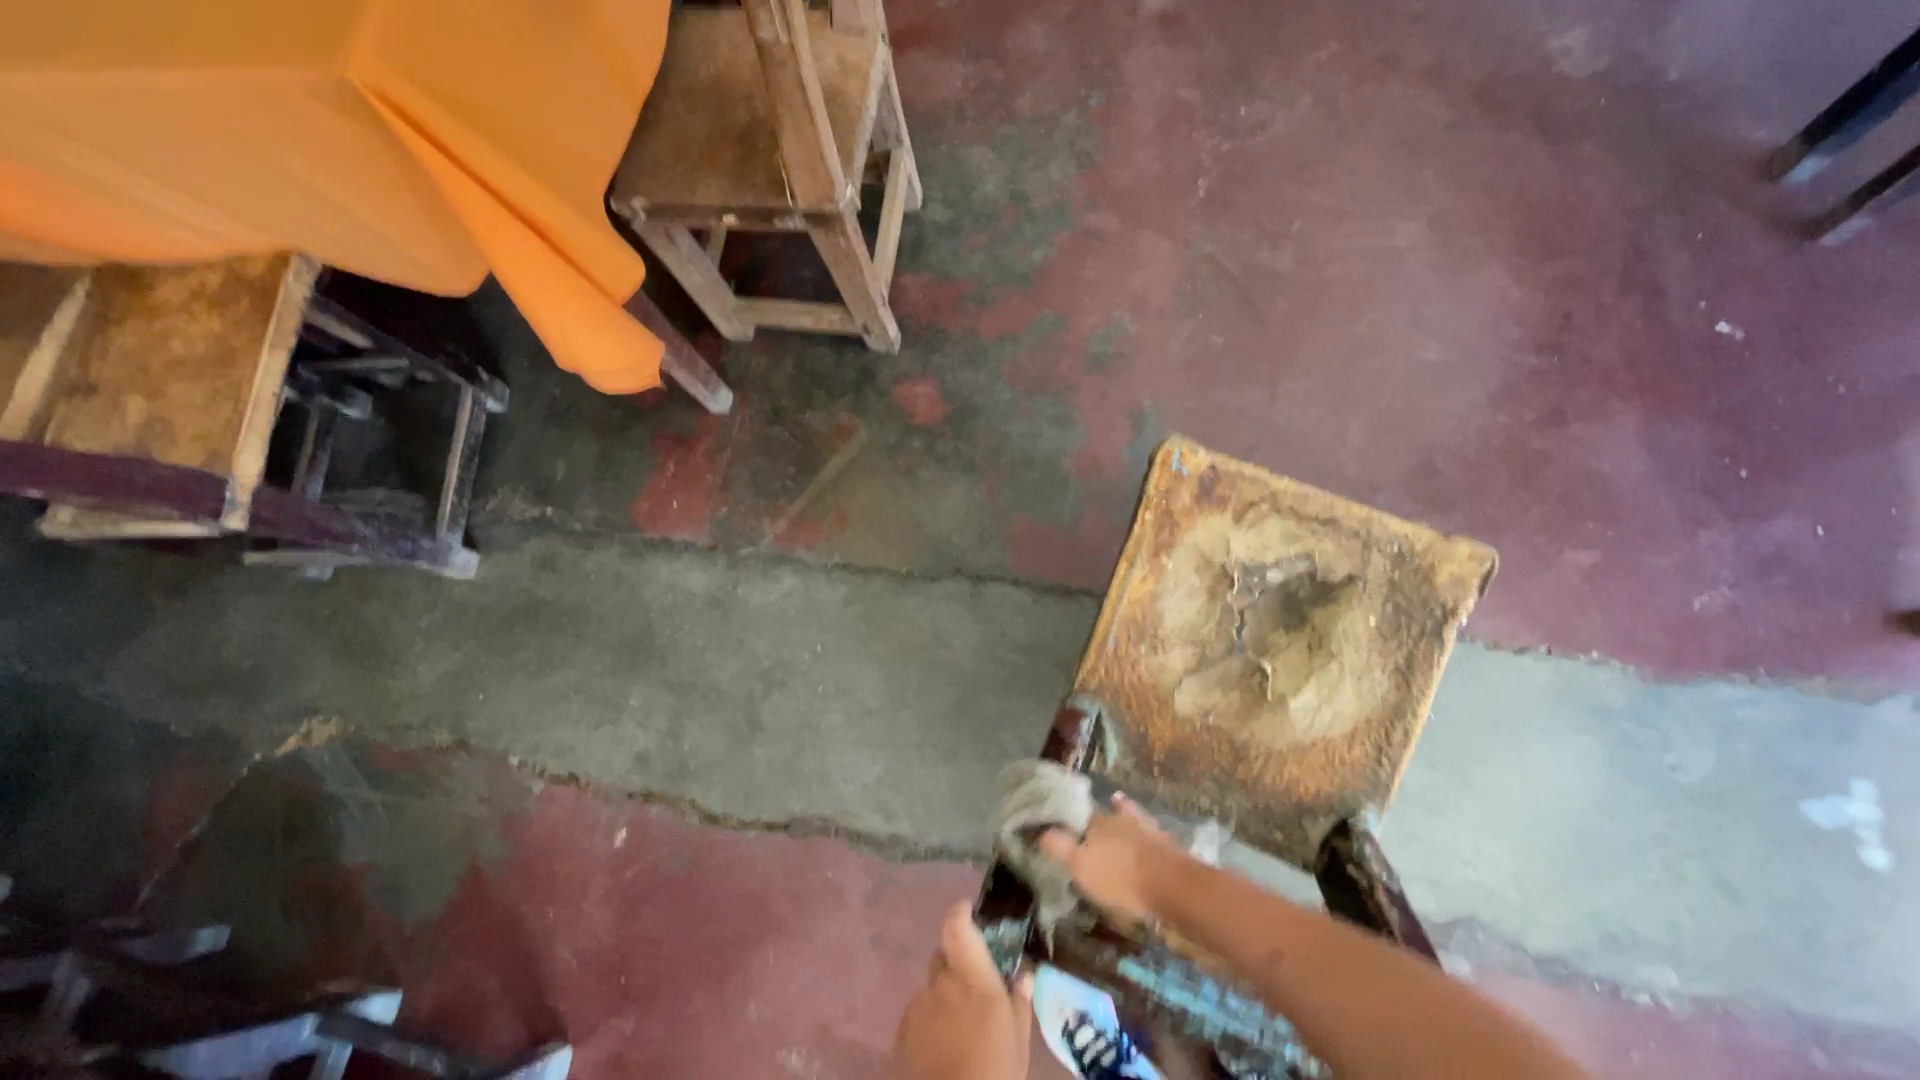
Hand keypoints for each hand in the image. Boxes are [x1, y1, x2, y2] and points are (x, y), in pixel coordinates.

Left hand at [893, 901, 1033, 1079]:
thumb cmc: (996, 1070)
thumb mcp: (1019, 1038)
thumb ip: (1019, 1000)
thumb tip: (1024, 975)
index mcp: (972, 979)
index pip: (957, 929)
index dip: (959, 914)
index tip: (967, 911)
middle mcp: (941, 984)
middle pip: (943, 958)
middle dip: (956, 966)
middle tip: (973, 988)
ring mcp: (918, 1007)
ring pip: (931, 989)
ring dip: (943, 997)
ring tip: (960, 1027)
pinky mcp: (903, 1032)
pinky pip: (918, 1013)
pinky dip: (930, 1020)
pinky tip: (944, 1044)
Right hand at [1038, 793, 1184, 922]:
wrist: (1173, 885)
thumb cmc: (1122, 879)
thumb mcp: (1081, 868)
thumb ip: (1058, 846)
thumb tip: (1036, 828)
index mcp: (1094, 823)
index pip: (1072, 815)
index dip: (1061, 820)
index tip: (1052, 824)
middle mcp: (1116, 816)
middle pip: (1097, 815)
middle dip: (1087, 818)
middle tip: (1079, 825)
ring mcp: (1141, 824)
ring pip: (1122, 813)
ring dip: (1115, 810)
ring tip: (1111, 802)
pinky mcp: (1160, 836)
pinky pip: (1142, 821)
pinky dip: (1135, 815)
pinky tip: (1135, 813)